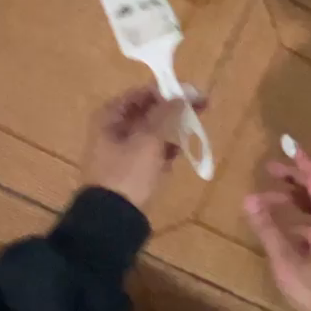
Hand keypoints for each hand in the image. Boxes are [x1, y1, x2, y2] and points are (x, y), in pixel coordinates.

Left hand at [81, 85, 205, 210]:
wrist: (111, 219)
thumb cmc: (128, 172)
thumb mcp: (149, 139)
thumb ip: (166, 114)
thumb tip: (181, 96)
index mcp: (110, 116)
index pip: (142, 93)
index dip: (169, 91)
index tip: (194, 95)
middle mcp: (111, 129)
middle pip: (147, 112)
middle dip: (173, 112)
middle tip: (201, 111)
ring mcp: (118, 151)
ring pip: (150, 133)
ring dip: (170, 132)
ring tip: (190, 134)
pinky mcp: (127, 170)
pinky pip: (149, 153)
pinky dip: (163, 152)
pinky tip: (176, 158)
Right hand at [243, 150, 310, 310]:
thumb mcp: (286, 263)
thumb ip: (268, 229)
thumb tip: (249, 199)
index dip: (301, 160)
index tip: (285, 144)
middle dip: (297, 176)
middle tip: (270, 170)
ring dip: (300, 197)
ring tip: (270, 199)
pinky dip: (309, 214)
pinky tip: (289, 226)